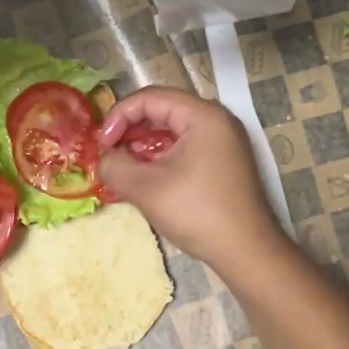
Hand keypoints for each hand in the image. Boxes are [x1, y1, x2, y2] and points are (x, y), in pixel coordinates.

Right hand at [97, 87, 287, 271]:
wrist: (246, 251)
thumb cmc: (197, 212)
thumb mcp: (145, 188)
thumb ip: (114, 166)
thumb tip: (104, 159)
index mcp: (202, 115)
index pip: (149, 98)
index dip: (118, 116)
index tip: (102, 145)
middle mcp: (216, 120)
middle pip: (162, 109)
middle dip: (129, 130)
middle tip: (109, 154)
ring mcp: (223, 141)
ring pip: (172, 129)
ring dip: (143, 144)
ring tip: (124, 168)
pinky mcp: (223, 161)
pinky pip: (185, 146)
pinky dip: (161, 156)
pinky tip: (146, 177)